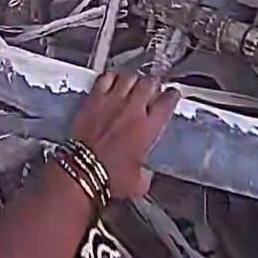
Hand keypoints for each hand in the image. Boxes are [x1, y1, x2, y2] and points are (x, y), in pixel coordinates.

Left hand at [68, 72, 179, 200]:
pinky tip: (113, 77)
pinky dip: (111, 75)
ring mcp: (112, 100)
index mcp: (148, 128)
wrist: (84, 168)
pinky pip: (105, 78)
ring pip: (128, 77)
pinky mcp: (94, 98)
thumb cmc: (112, 176)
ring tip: (135, 80)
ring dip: (133, 78)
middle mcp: (133, 109)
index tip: (173, 92)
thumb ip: (146, 171)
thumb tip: (145, 170)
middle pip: (148, 84)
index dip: (172, 95)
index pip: (166, 104)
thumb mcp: (139, 182)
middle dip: (153, 82)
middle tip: (154, 84)